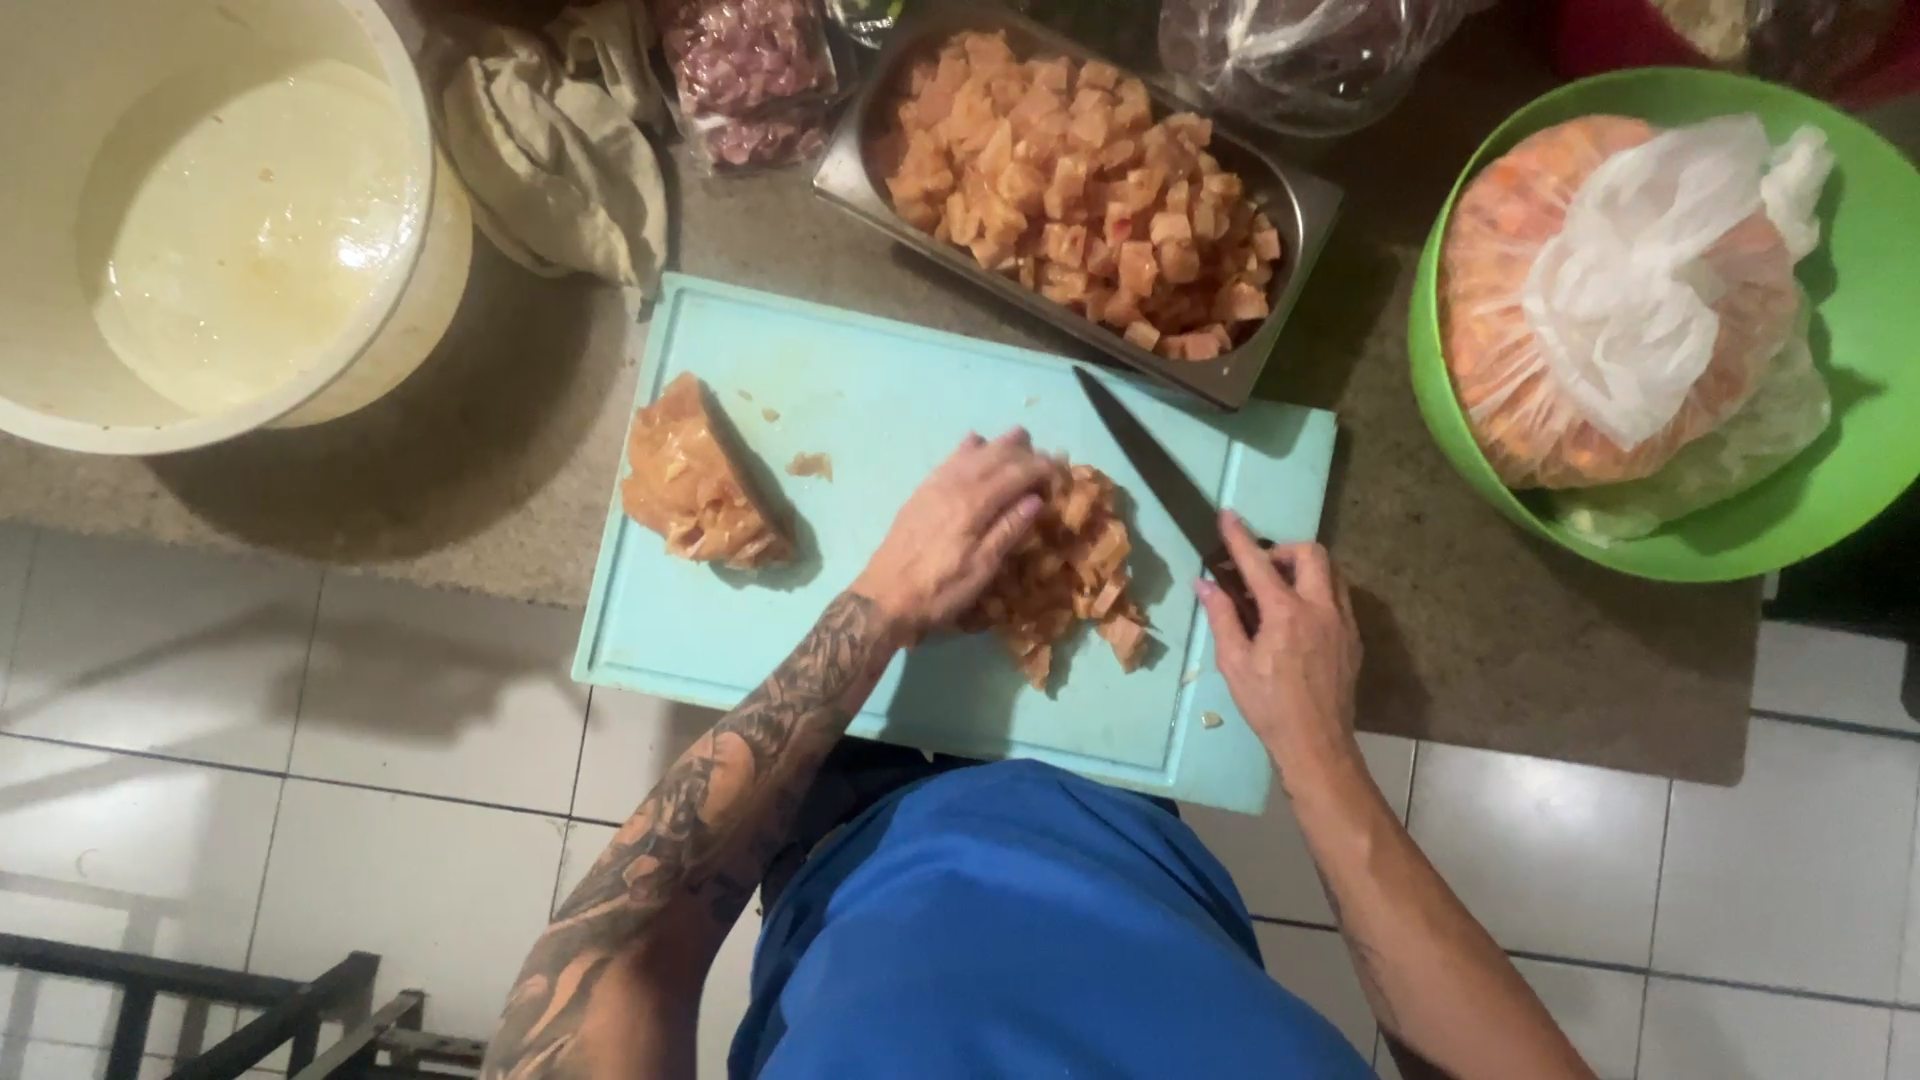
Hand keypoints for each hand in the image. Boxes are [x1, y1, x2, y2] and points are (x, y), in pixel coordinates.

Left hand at [851, 428, 1052, 639]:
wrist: (884, 598)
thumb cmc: (939, 591)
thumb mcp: (981, 569)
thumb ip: (1007, 531)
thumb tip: (1035, 500)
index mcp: (973, 506)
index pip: (1014, 475)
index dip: (1039, 468)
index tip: (1059, 468)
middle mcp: (953, 487)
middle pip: (993, 457)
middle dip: (1021, 451)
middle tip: (1045, 452)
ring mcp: (933, 487)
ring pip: (970, 454)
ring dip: (996, 444)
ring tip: (1017, 436)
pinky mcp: (920, 493)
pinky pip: (948, 460)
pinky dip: (966, 448)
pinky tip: (973, 442)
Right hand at [1194, 511, 1362, 767]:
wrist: (1317, 742)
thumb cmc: (1267, 704)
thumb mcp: (1233, 662)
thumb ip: (1221, 616)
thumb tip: (1205, 584)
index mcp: (1285, 613)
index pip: (1258, 563)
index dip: (1239, 537)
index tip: (1227, 514)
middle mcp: (1320, 608)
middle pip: (1311, 553)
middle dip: (1283, 550)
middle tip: (1259, 570)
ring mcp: (1343, 622)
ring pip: (1332, 572)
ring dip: (1304, 569)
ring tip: (1278, 590)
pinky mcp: (1353, 638)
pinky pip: (1339, 597)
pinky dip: (1317, 591)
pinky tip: (1297, 618)